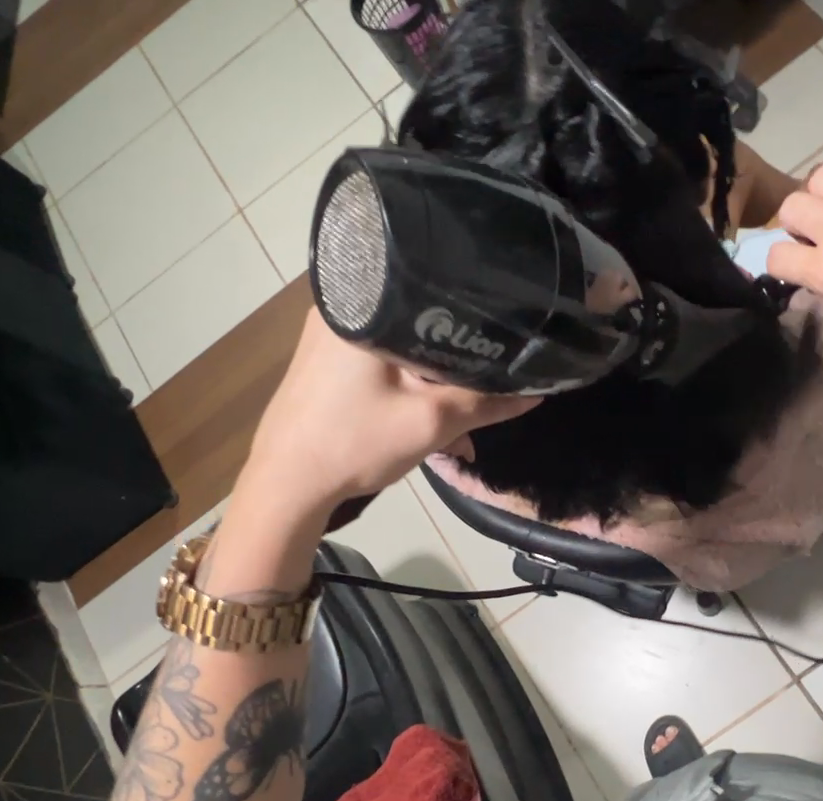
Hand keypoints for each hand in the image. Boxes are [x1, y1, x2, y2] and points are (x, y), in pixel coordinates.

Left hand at [242, 309, 539, 510]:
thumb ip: (486, 404)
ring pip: (404, 348)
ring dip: (435, 383)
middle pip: (422, 323)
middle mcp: (341, 307)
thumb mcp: (431, 423)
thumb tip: (536, 392)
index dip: (478, 317)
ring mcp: (329, 336)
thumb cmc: (354, 443)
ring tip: (462, 424)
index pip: (438, 292)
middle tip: (487, 392)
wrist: (286, 487)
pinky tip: (430, 422)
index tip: (508, 339)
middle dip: (458, 362)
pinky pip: (383, 364)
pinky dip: (408, 388)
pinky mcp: (325, 362)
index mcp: (363, 304)